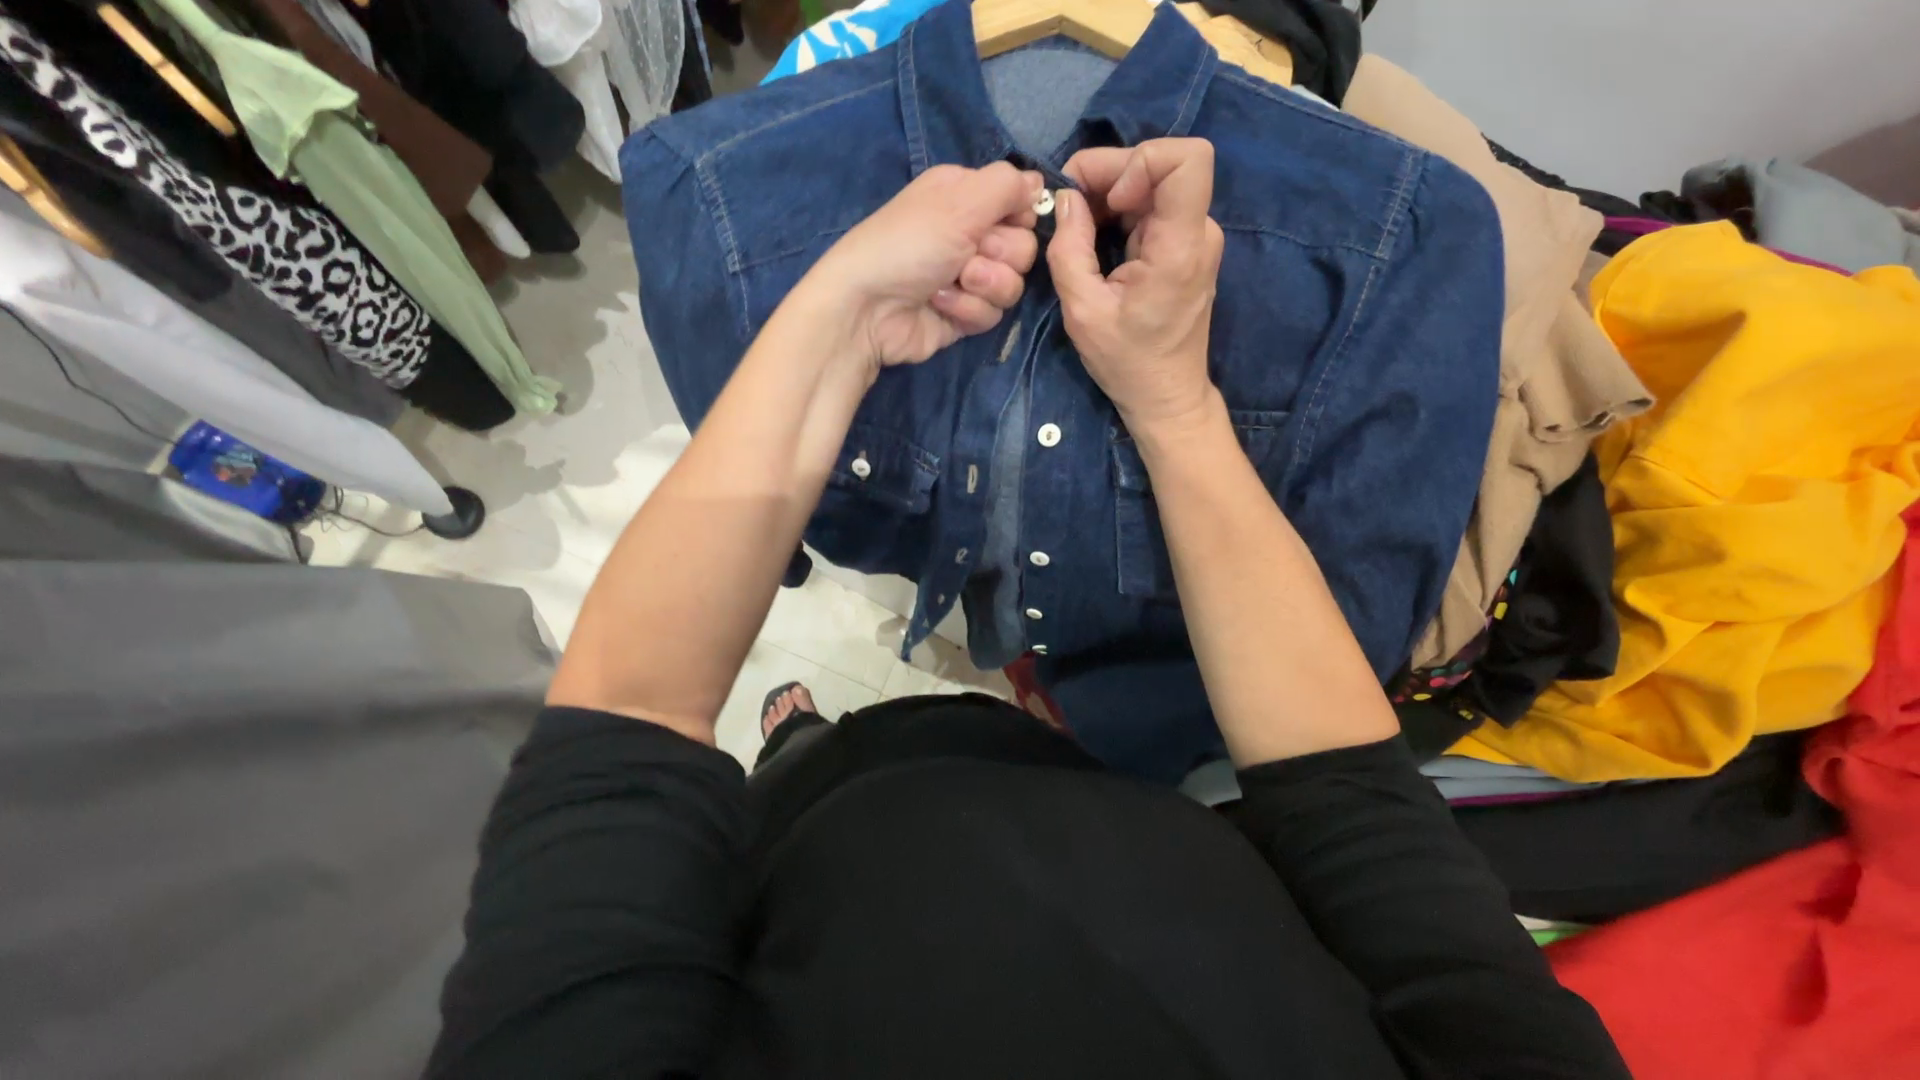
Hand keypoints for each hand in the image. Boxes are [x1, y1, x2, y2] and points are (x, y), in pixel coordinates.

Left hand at [801, 162, 1042, 375]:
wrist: (868, 308)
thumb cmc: (909, 243)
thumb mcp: (959, 200)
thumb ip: (1007, 185)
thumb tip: (1039, 183)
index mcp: (967, 198)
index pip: (1021, 205)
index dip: (1019, 217)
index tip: (1001, 222)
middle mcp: (970, 234)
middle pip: (1024, 249)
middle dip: (999, 255)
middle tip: (965, 256)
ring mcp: (968, 278)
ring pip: (1012, 285)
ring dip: (982, 285)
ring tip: (948, 283)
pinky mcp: (964, 315)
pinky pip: (993, 314)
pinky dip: (967, 310)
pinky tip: (939, 305)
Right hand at [1046, 138, 1224, 431]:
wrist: (1165, 394)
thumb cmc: (1126, 361)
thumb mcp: (1083, 311)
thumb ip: (1070, 249)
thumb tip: (1066, 199)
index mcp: (1180, 247)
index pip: (1188, 158)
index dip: (1140, 160)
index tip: (1109, 201)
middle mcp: (1198, 232)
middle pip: (1160, 165)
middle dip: (1108, 175)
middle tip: (1067, 208)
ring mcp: (1195, 237)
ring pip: (1152, 182)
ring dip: (1109, 194)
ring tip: (1076, 228)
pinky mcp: (1184, 245)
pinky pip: (1151, 205)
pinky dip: (1118, 211)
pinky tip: (1093, 238)